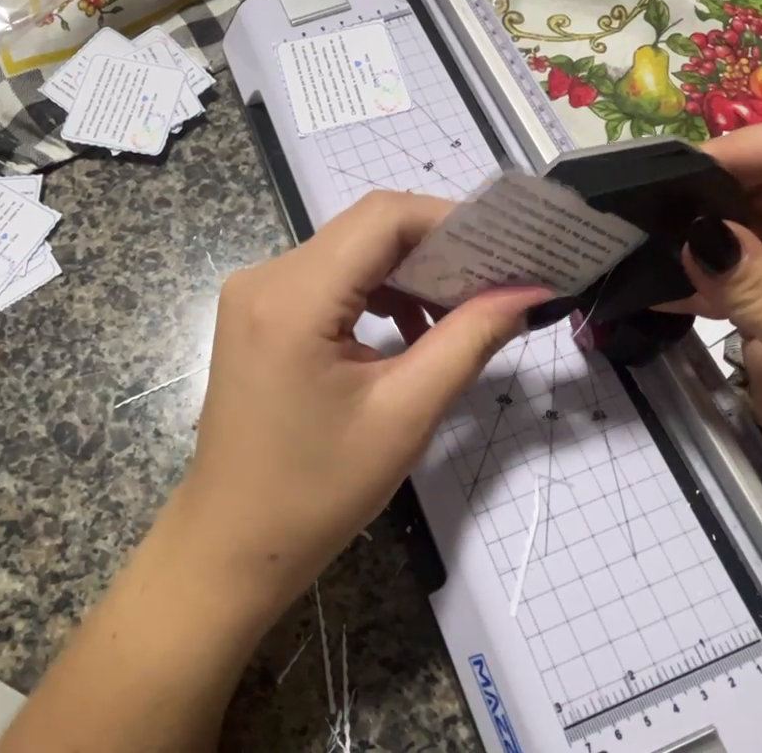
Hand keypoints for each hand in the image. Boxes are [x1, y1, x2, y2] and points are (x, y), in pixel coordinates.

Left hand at [178, 191, 550, 609]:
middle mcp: (265, 278)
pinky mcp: (258, 315)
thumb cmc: (317, 491)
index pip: (383, 218)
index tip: (507, 246)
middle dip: (437, 247)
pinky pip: (328, 281)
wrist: (234, 544)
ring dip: (409, 272)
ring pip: (350, 254)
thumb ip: (468, 340)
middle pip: (366, 231)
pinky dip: (376, 293)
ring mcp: (255, 295)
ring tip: (464, 308)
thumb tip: (528, 292)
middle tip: (500, 276)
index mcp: (293, 297)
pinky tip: (412, 328)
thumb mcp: (405, 414)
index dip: (451, 219)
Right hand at [670, 116, 761, 553]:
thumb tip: (694, 232)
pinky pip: (724, 273)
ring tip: (628, 245)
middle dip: (702, 189)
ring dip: (686, 232)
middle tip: (634, 214)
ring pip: (736, 224)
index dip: (745, 150)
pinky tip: (647, 289)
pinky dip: (686, 277)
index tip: (675, 180)